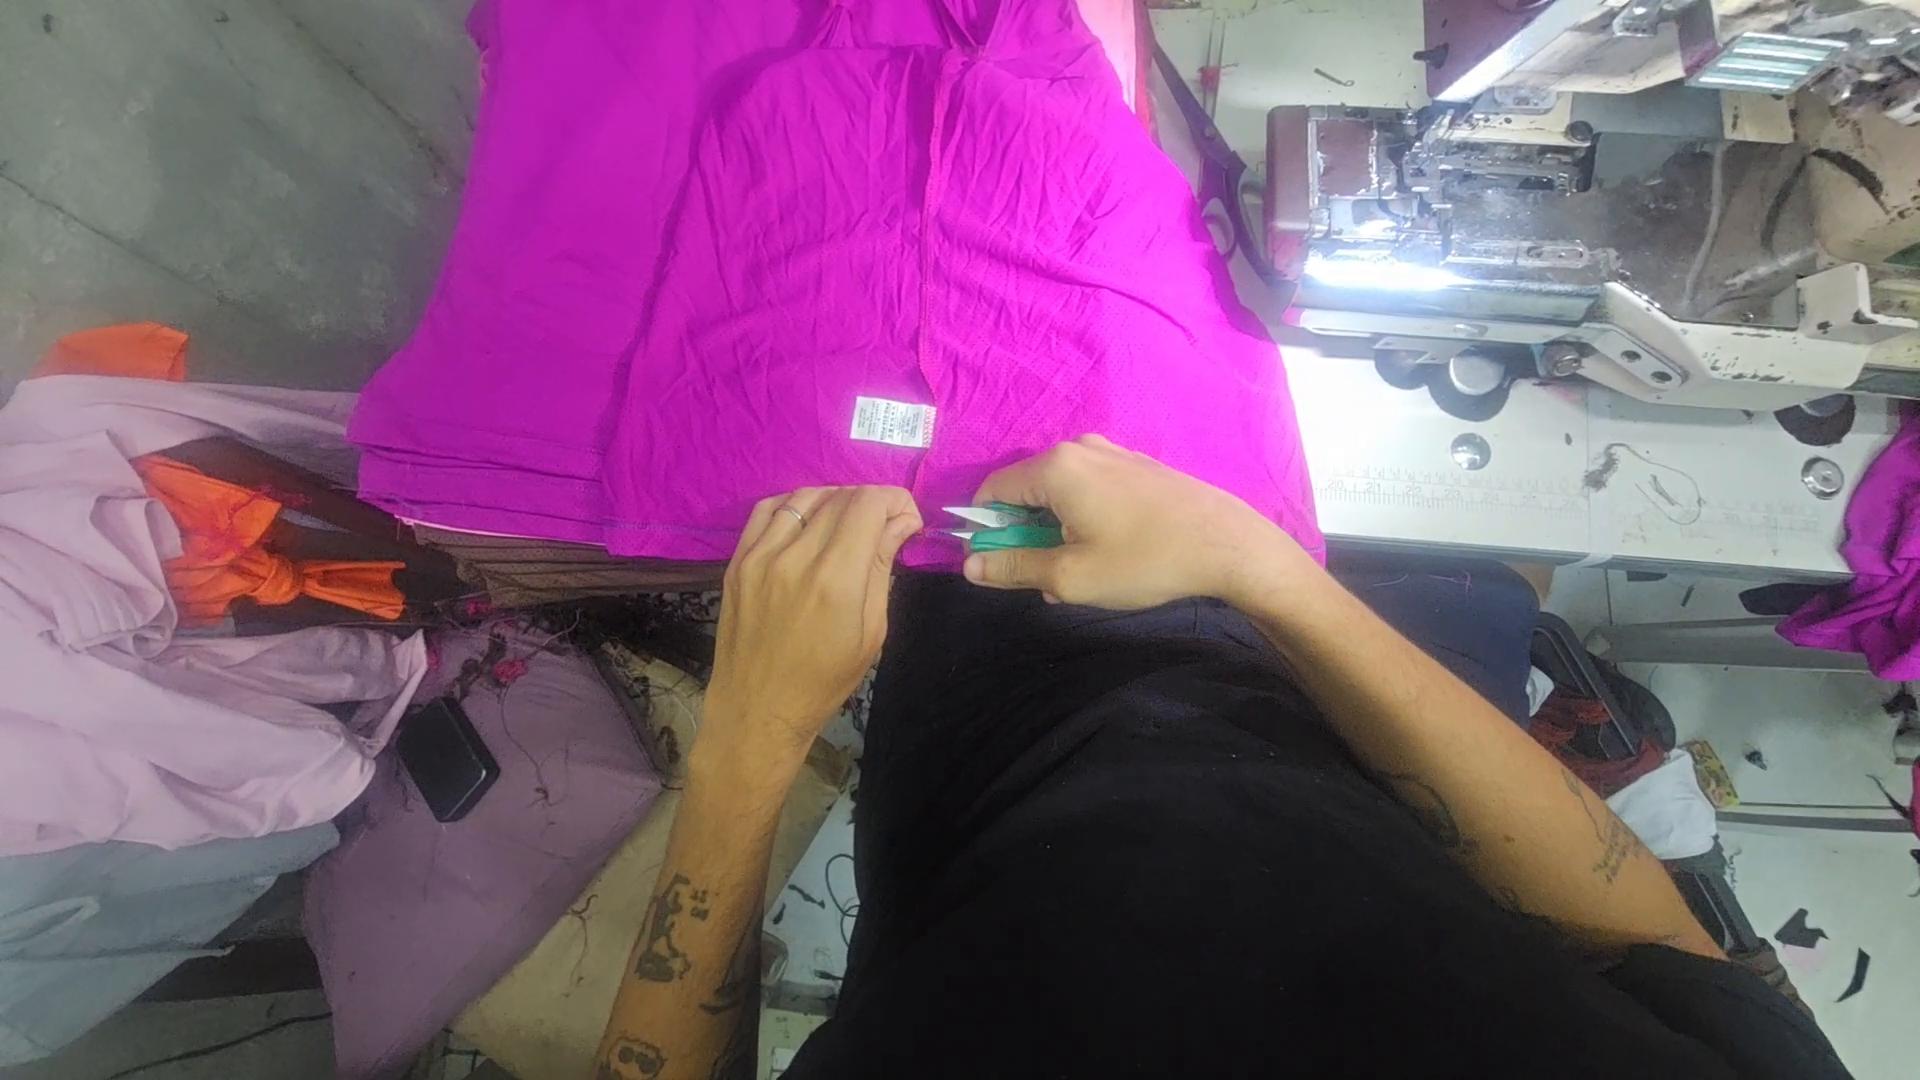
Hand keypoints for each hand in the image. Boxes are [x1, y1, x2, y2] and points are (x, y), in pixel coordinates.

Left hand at [702, 487, 921, 771]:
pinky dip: (796, 504)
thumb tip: (901, 523)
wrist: (757, 709)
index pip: (870, 504)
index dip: (897, 501)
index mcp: (835, 579)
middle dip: (874, 501)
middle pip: (842, 496)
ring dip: (837, 499)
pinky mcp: (738, 560)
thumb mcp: (871, 631)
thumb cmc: (824, 680)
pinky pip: (768, 509)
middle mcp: (796, 557)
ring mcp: (761, 555)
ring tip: (849, 521)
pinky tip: (810, 518)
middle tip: (885, 525)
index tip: (908, 521)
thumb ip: (882, 568)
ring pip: (806, 496)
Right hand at [962, 435, 1305, 609]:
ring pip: (1060, 493)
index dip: (985, 529)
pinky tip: (1110, 552)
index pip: (993, 491)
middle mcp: (1079, 448)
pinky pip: (1090, 490)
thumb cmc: (1142, 562)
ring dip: (1056, 532)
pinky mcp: (1137, 466)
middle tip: (1048, 577)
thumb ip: (1013, 567)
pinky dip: (1084, 519)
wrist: (1228, 546)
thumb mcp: (1069, 576)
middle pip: (1027, 491)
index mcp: (1055, 468)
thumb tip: (969, 566)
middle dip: (1027, 534)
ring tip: (1084, 570)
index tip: (1000, 563)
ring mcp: (1112, 453)